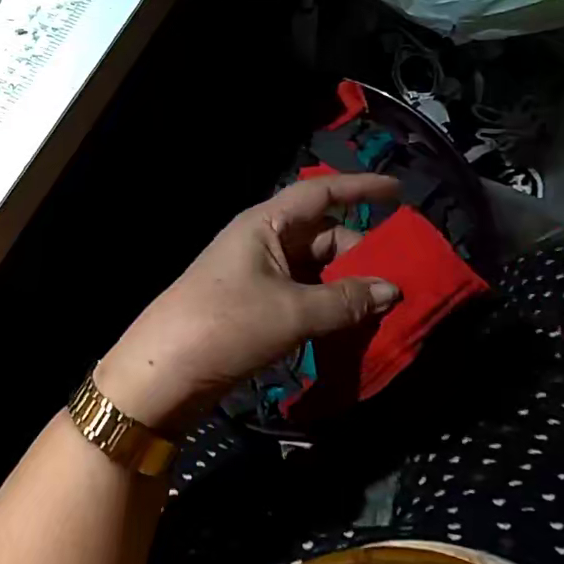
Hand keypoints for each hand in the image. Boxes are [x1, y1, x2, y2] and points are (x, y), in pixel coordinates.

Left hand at [95, 174, 402, 435]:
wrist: (161, 375)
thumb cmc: (225, 325)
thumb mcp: (291, 312)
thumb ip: (346, 300)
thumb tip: (392, 290)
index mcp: (266, 223)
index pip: (321, 193)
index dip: (360, 188)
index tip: (398, 191)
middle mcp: (265, 240)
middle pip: (325, 235)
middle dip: (363, 253)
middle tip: (403, 276)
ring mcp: (260, 274)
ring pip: (317, 268)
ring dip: (349, 285)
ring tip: (387, 305)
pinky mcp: (258, 305)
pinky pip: (305, 294)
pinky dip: (330, 305)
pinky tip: (355, 324)